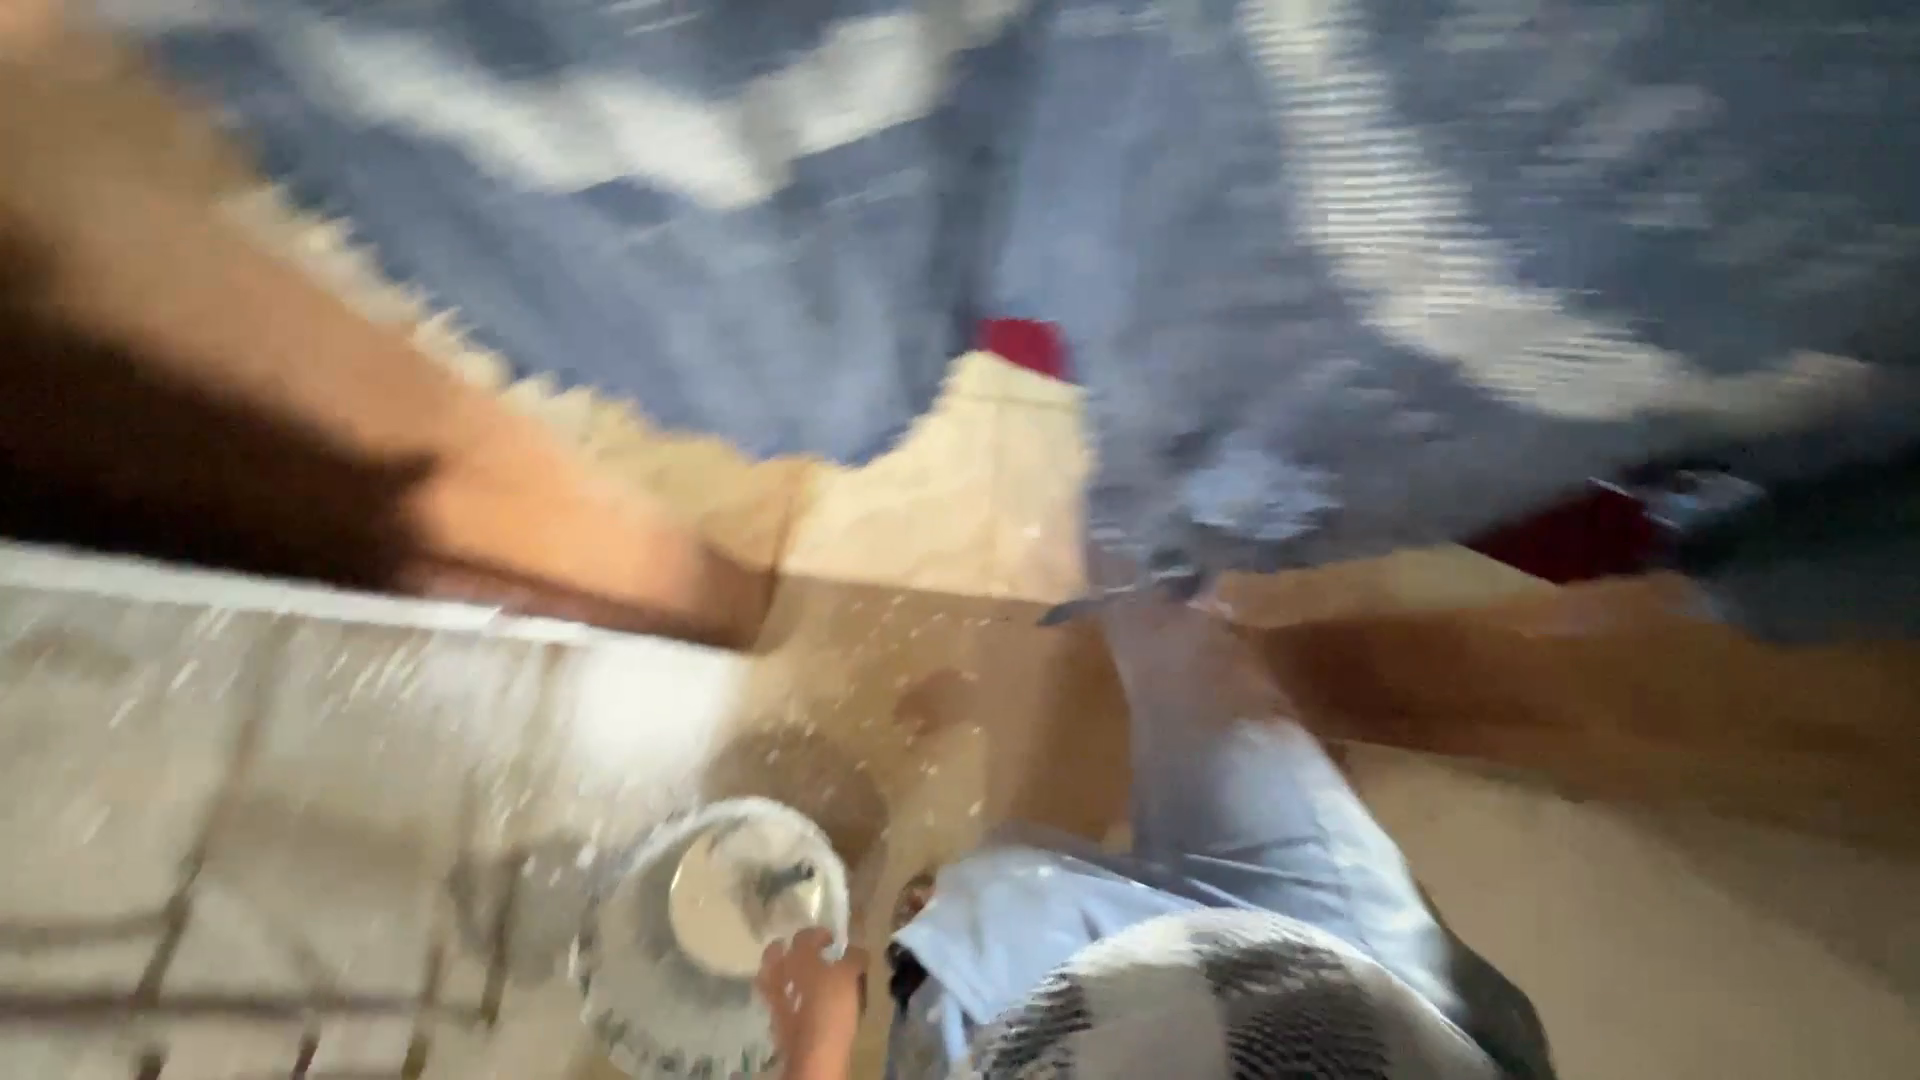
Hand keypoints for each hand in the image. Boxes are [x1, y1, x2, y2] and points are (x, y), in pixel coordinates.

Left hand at [757, 927, 866, 1079]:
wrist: (814, 1055)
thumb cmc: (831, 1007)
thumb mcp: (850, 977)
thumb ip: (853, 958)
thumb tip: (856, 950)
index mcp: (798, 957)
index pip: (804, 935)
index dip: (818, 933)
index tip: (831, 940)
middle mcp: (781, 975)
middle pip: (774, 954)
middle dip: (786, 950)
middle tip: (805, 954)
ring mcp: (774, 1000)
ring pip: (771, 979)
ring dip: (784, 974)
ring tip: (803, 980)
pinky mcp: (777, 1023)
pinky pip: (778, 1003)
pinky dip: (788, 1000)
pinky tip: (803, 1005)